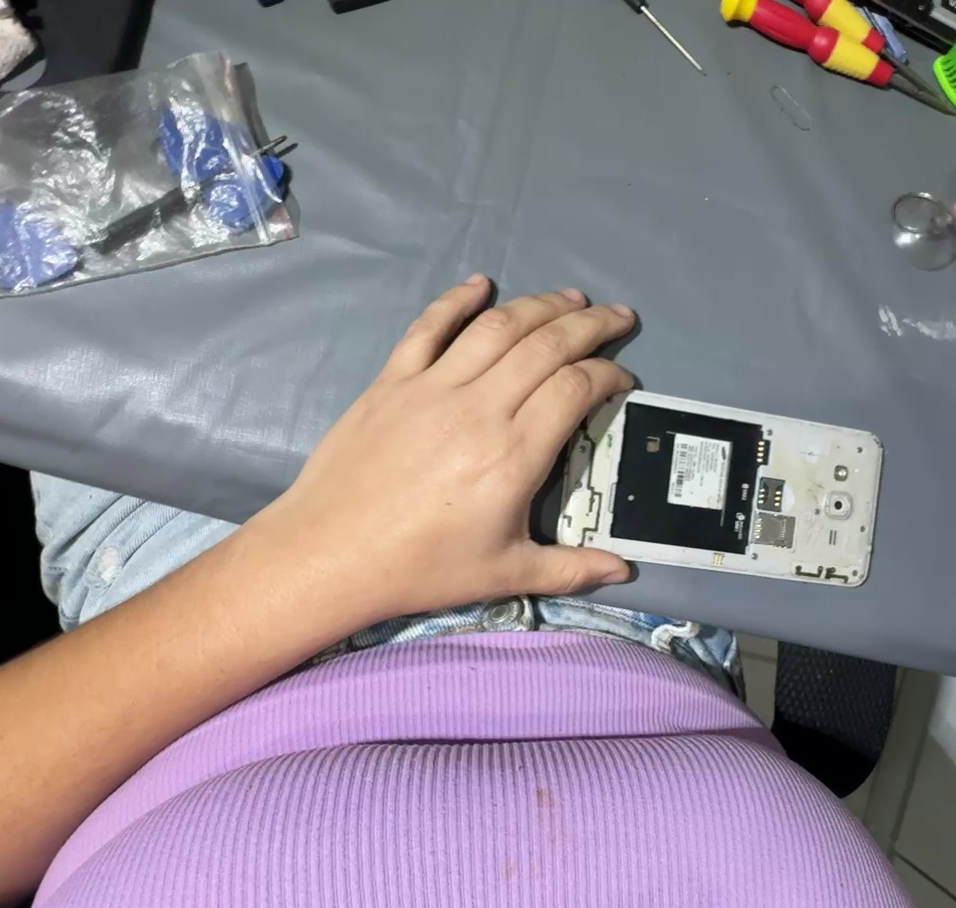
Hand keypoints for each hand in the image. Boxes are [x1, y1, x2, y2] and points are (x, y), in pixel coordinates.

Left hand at [240, 277, 636, 624]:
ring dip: (540, 305)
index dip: (608, 374)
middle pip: (546, 345)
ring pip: (497, 328)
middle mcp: (479, 408)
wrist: (331, 555)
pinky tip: (480, 284)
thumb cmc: (423, 568)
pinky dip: (457, 301)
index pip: (575, 388)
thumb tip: (624, 571)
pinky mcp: (392, 381)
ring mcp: (432, 387)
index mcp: (514, 454)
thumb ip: (572, 569)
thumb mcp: (506, 575)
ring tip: (571, 298)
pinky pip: (429, 327)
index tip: (624, 379)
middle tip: (618, 316)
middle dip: (591, 325)